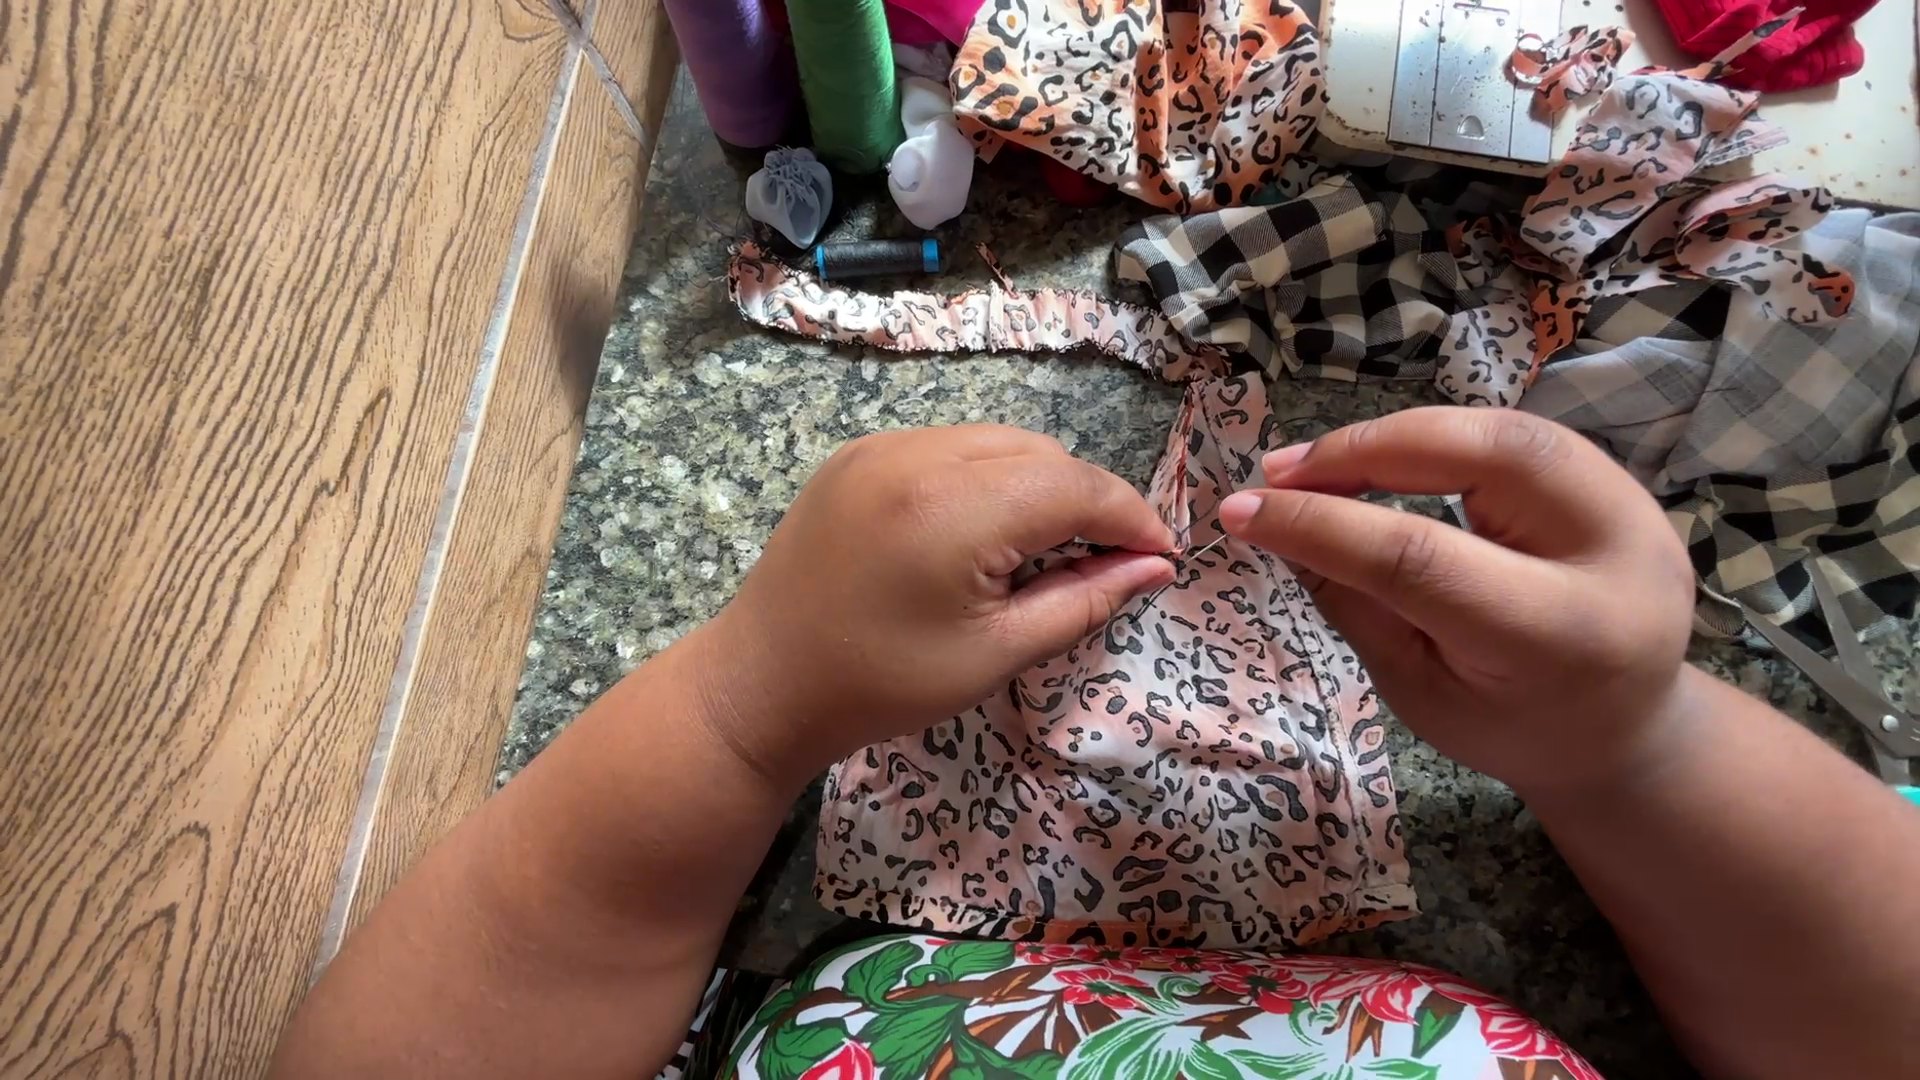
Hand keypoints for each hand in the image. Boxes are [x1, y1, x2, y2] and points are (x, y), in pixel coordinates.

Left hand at [688, 425, 1175, 788]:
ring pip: (996, 443)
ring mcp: (880, 446)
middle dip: (1083, 500)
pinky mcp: (857, 454)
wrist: (761, 683)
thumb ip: (1082, 600)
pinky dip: (985, 478)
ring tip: (1040, 547)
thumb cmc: (879, 685)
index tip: (1160, 554)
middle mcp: (916, 453)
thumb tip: (1152, 567)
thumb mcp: (995, 654)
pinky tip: (979, 528)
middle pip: (1039, 453)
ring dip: (1036, 485)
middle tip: (1100, 560)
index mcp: (952, 507)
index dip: (1129, 515)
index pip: (1073, 485)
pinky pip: (949, 448)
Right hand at [1216, 407, 1696, 797]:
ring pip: (1497, 428)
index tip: (1240, 511)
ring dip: (1391, 436)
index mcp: (1555, 634)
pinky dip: (1426, 439)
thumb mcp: (1412, 685)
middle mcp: (1614, 553)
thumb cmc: (1505, 726)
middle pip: (1482, 455)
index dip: (1317, 524)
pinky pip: (1506, 434)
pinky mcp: (1614, 482)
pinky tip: (1374, 457)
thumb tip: (1275, 527)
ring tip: (1314, 463)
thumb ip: (1352, 601)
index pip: (1417, 557)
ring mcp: (1630, 506)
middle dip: (1364, 451)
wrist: (1621, 729)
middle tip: (1282, 472)